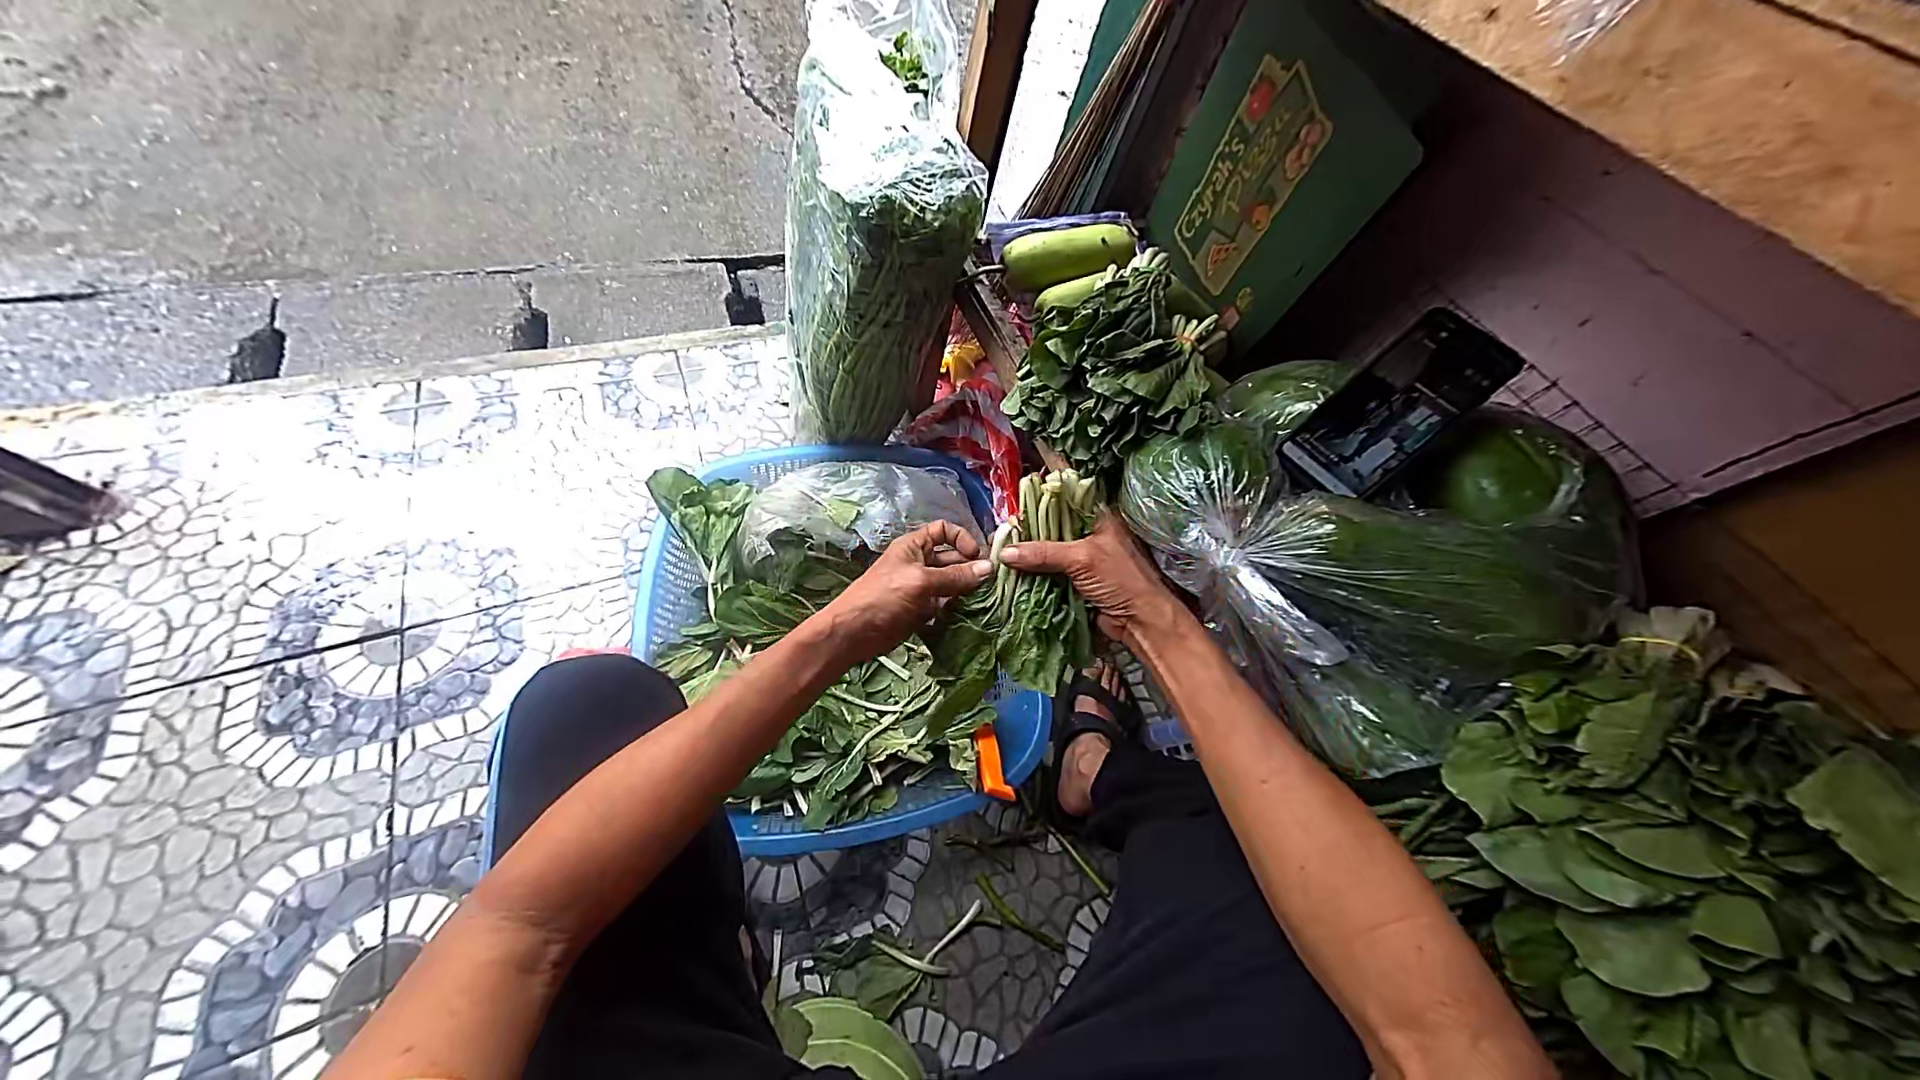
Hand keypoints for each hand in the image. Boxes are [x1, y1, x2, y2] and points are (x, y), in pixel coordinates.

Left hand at [817, 520, 992, 662]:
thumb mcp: (921, 581)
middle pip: (953, 559)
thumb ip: (955, 576)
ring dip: (967, 590)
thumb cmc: (883, 597)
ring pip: (952, 584)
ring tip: (986, 601)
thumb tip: (989, 568)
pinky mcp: (922, 610)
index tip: (976, 556)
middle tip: (992, 584)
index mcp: (914, 546)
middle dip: (971, 568)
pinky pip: (946, 605)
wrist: (854, 633)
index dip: (962, 539)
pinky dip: (958, 609)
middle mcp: (920, 563)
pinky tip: (972, 615)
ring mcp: (921, 588)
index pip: (944, 530)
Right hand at [1000, 513, 1189, 645]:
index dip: (1040, 502)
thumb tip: (1005, 552)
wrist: (1141, 621)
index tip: (1013, 507)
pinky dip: (1036, 573)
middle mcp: (1091, 533)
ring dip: (1030, 555)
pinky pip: (1051, 571)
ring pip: (1050, 551)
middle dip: (1029, 532)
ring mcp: (1084, 558)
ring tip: (1002, 552)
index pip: (1065, 500)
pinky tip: (1016, 572)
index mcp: (1100, 517)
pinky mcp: (1078, 579)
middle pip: (1053, 527)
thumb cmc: (1122, 580)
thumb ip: (1043, 553)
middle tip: (1003, 533)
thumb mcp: (1081, 559)